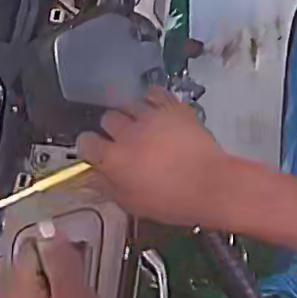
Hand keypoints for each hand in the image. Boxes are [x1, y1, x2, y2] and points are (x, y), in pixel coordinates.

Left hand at [0, 238, 110, 297]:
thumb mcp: (76, 294)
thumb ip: (59, 260)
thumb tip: (47, 231)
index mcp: (12, 296)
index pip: (31, 249)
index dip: (56, 254)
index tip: (73, 270)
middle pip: (26, 262)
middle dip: (50, 267)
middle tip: (72, 288)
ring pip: (28, 276)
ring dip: (47, 279)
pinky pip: (26, 292)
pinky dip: (42, 293)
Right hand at [77, 87, 230, 226]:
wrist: (210, 184)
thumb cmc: (172, 201)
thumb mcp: (134, 204)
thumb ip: (110, 186)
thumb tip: (98, 175)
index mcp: (114, 159)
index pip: (86, 143)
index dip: (88, 146)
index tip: (96, 152)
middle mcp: (128, 132)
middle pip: (107, 118)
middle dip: (111, 129)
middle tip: (123, 140)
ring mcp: (151, 116)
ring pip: (130, 104)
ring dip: (132, 114)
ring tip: (141, 125)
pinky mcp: (172, 107)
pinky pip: (155, 93)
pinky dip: (152, 99)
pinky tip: (156, 108)